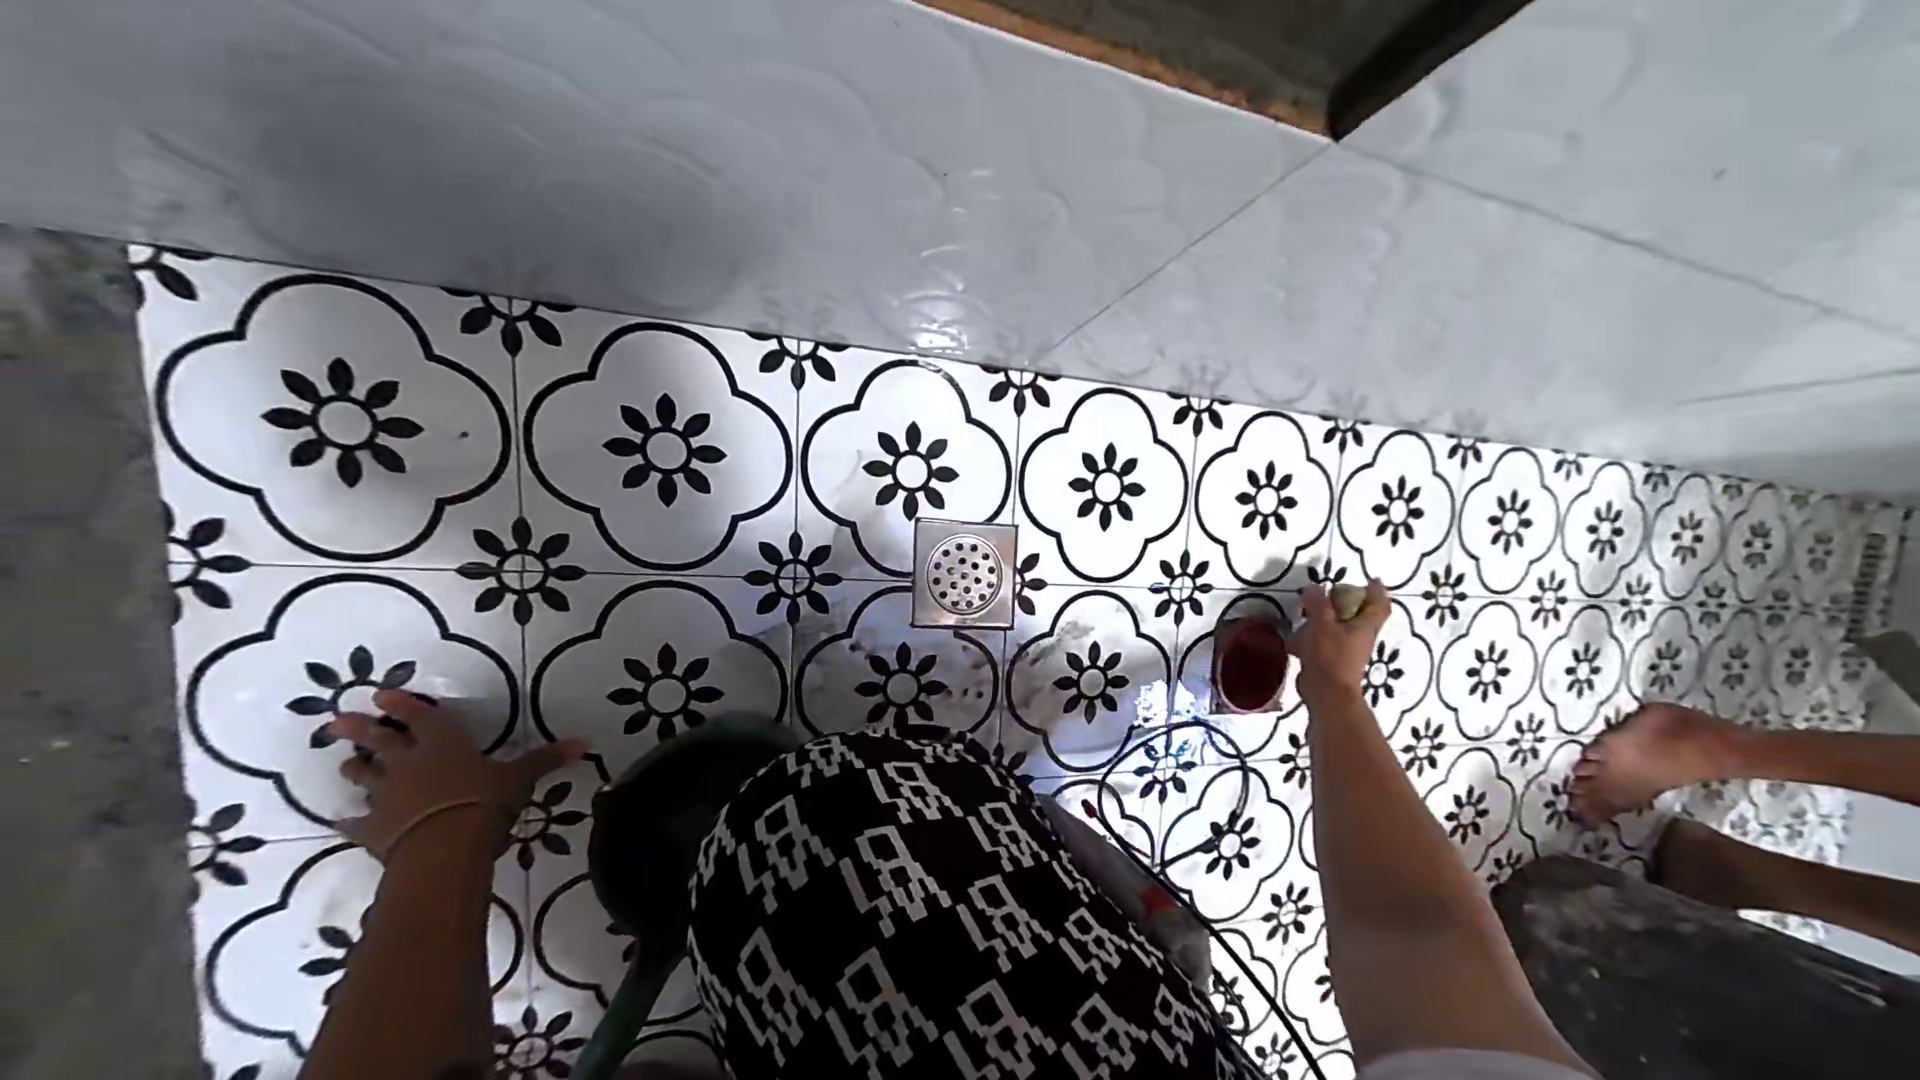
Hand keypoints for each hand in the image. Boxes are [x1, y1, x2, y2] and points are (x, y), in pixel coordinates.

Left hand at [329, 689, 585, 860]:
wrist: (445, 848)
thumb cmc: (485, 801)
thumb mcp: (522, 778)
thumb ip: (547, 759)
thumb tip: (586, 742)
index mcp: (444, 745)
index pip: (422, 717)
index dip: (404, 704)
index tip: (381, 693)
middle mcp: (409, 764)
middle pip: (379, 741)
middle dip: (359, 729)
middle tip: (335, 720)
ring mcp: (386, 796)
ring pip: (363, 776)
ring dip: (355, 768)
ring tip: (346, 762)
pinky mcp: (372, 829)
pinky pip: (355, 822)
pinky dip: (350, 820)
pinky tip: (342, 820)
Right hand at [1291, 579, 1390, 706]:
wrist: (1326, 692)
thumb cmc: (1329, 655)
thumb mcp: (1321, 623)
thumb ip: (1317, 603)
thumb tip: (1313, 587)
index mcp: (1365, 626)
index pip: (1379, 605)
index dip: (1377, 591)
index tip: (1371, 579)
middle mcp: (1361, 637)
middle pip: (1360, 616)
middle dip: (1347, 604)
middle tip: (1331, 594)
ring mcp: (1347, 651)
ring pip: (1341, 629)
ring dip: (1328, 620)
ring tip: (1306, 615)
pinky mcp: (1333, 661)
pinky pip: (1325, 643)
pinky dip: (1313, 638)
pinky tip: (1295, 640)